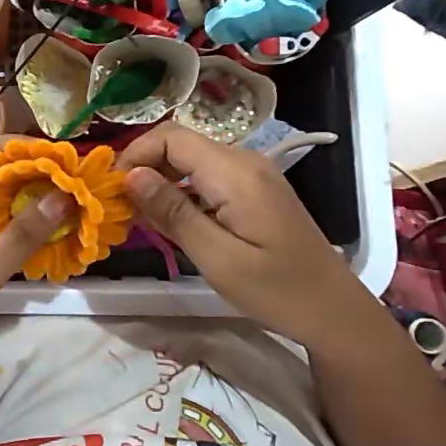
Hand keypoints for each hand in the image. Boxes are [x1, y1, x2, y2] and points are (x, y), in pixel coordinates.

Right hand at [118, 123, 379, 347]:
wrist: (332, 308)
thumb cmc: (276, 290)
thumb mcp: (218, 258)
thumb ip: (173, 213)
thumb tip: (131, 175)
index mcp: (236, 172)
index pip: (172, 137)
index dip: (136, 155)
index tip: (113, 191)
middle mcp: (245, 161)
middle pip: (182, 144)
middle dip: (145, 168)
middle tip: (122, 208)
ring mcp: (254, 174)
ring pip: (194, 160)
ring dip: (163, 181)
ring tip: (141, 218)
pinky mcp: (257, 190)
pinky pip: (210, 177)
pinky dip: (184, 192)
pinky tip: (173, 221)